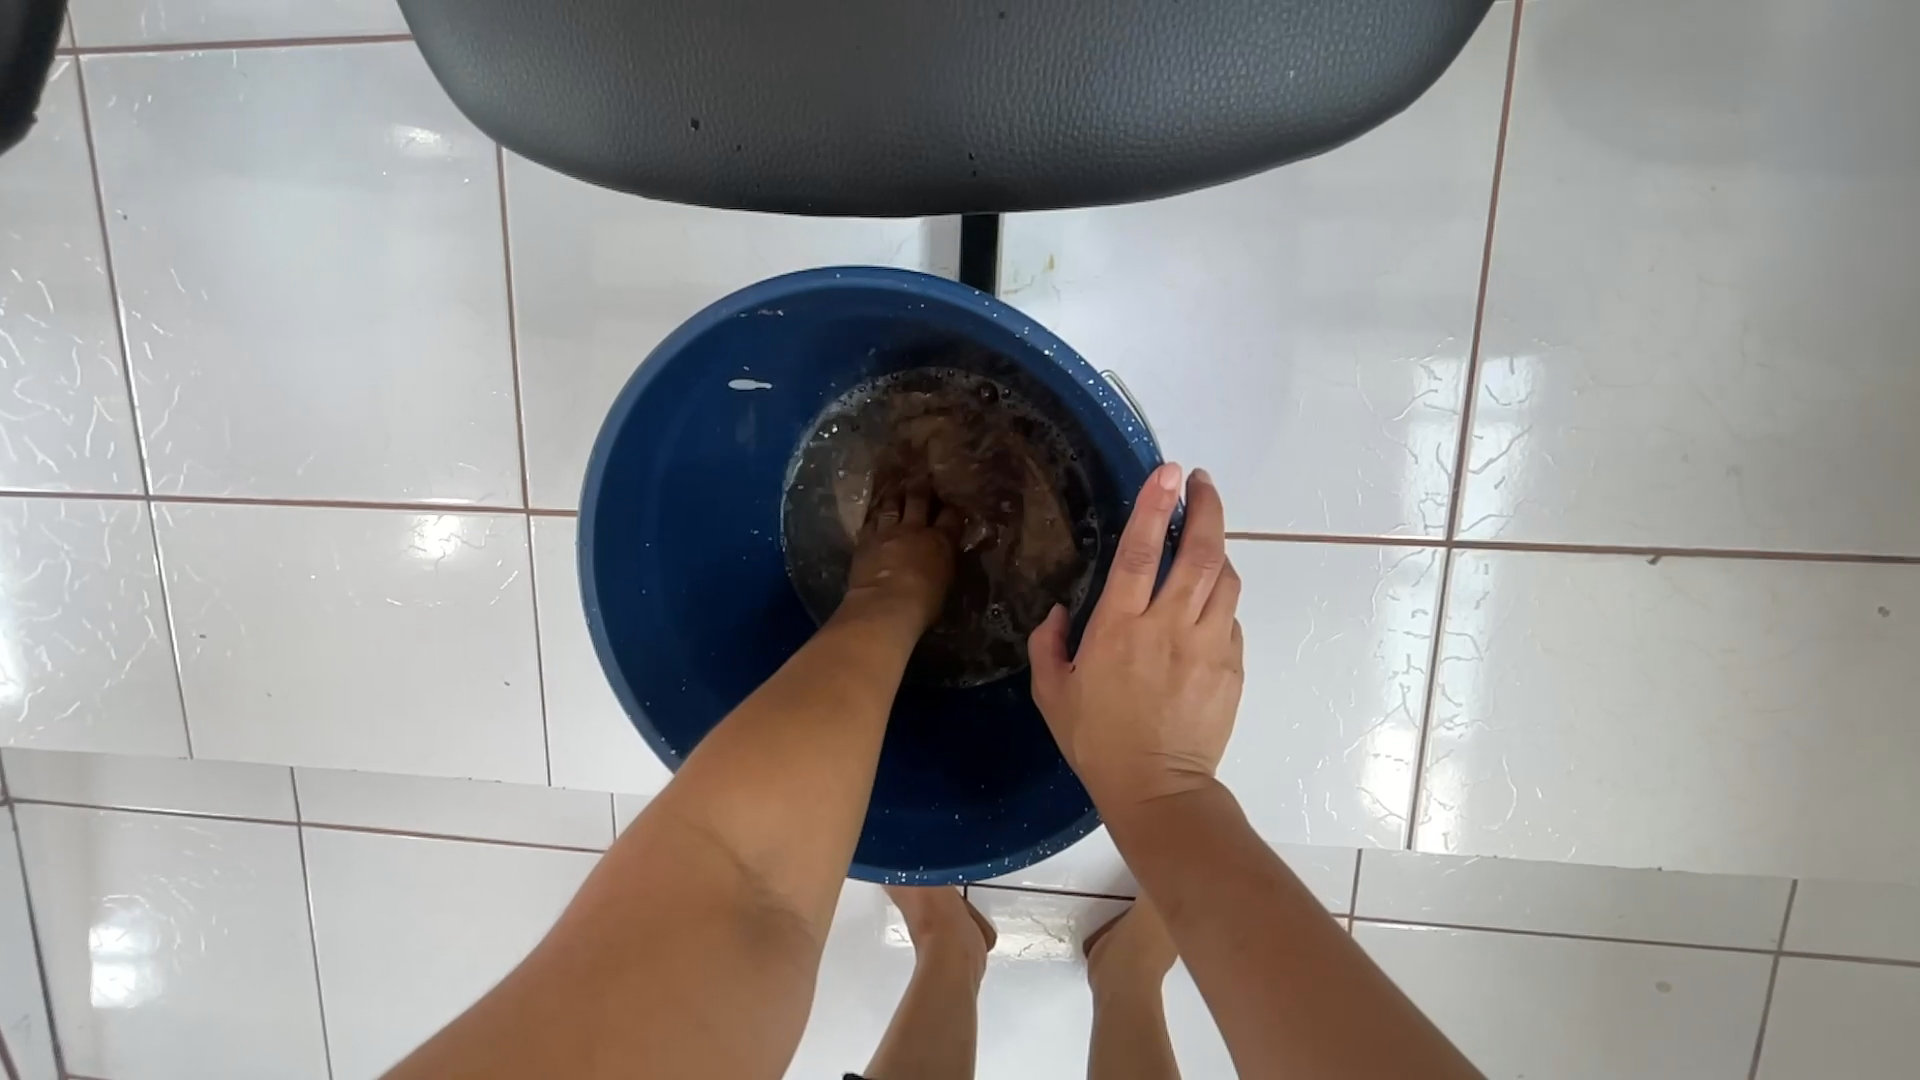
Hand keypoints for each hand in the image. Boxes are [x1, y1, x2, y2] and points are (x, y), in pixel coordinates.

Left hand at [840, 485, 959, 631]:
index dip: (953, 508)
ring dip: (895, 495)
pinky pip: (870, 521)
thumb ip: (945, 563)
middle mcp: (914, 529)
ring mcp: (887, 531)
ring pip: (891, 505)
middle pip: (919, 501)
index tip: (953, 502)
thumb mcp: (946, 582)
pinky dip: (875, 514)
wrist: (886, 604)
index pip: (951, 517)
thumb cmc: (924, 602)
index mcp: (940, 541)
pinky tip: (875, 511)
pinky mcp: (865, 540)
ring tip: (897, 486)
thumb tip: (944, 556)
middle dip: (922, 487)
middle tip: (922, 475)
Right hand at [1028, 464, 1243, 810]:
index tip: (1168, 472)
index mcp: (1119, 628)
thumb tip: (1058, 611)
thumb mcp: (1052, 693)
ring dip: (1216, 550)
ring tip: (1203, 541)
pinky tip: (1205, 605)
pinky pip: (1230, 617)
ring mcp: (1208, 645)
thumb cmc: (1097, 740)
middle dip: (1205, 508)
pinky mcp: (1232, 666)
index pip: (1139, 552)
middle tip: (1202, 482)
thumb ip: (1047, 644)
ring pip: (1224, 578)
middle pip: (1199, 552)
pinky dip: (1219, 599)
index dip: (1154, 506)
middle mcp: (1169, 627)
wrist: (1158, 790)